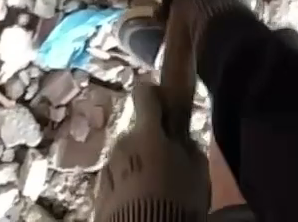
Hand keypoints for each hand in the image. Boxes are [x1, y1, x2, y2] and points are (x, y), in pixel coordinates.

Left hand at [92, 80, 208, 221]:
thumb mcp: (198, 171)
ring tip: (153, 188)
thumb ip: (188, 146)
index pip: (145, 94)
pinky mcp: (98, 193)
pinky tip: (139, 200)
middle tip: (166, 163)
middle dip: (149, 142)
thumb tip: (181, 138)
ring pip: (125, 156)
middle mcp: (123, 143)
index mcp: (148, 133)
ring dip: (136, 164)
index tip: (164, 102)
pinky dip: (125, 184)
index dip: (155, 94)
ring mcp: (108, 168)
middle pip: (137, 132)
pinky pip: (116, 178)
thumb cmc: (178, 203)